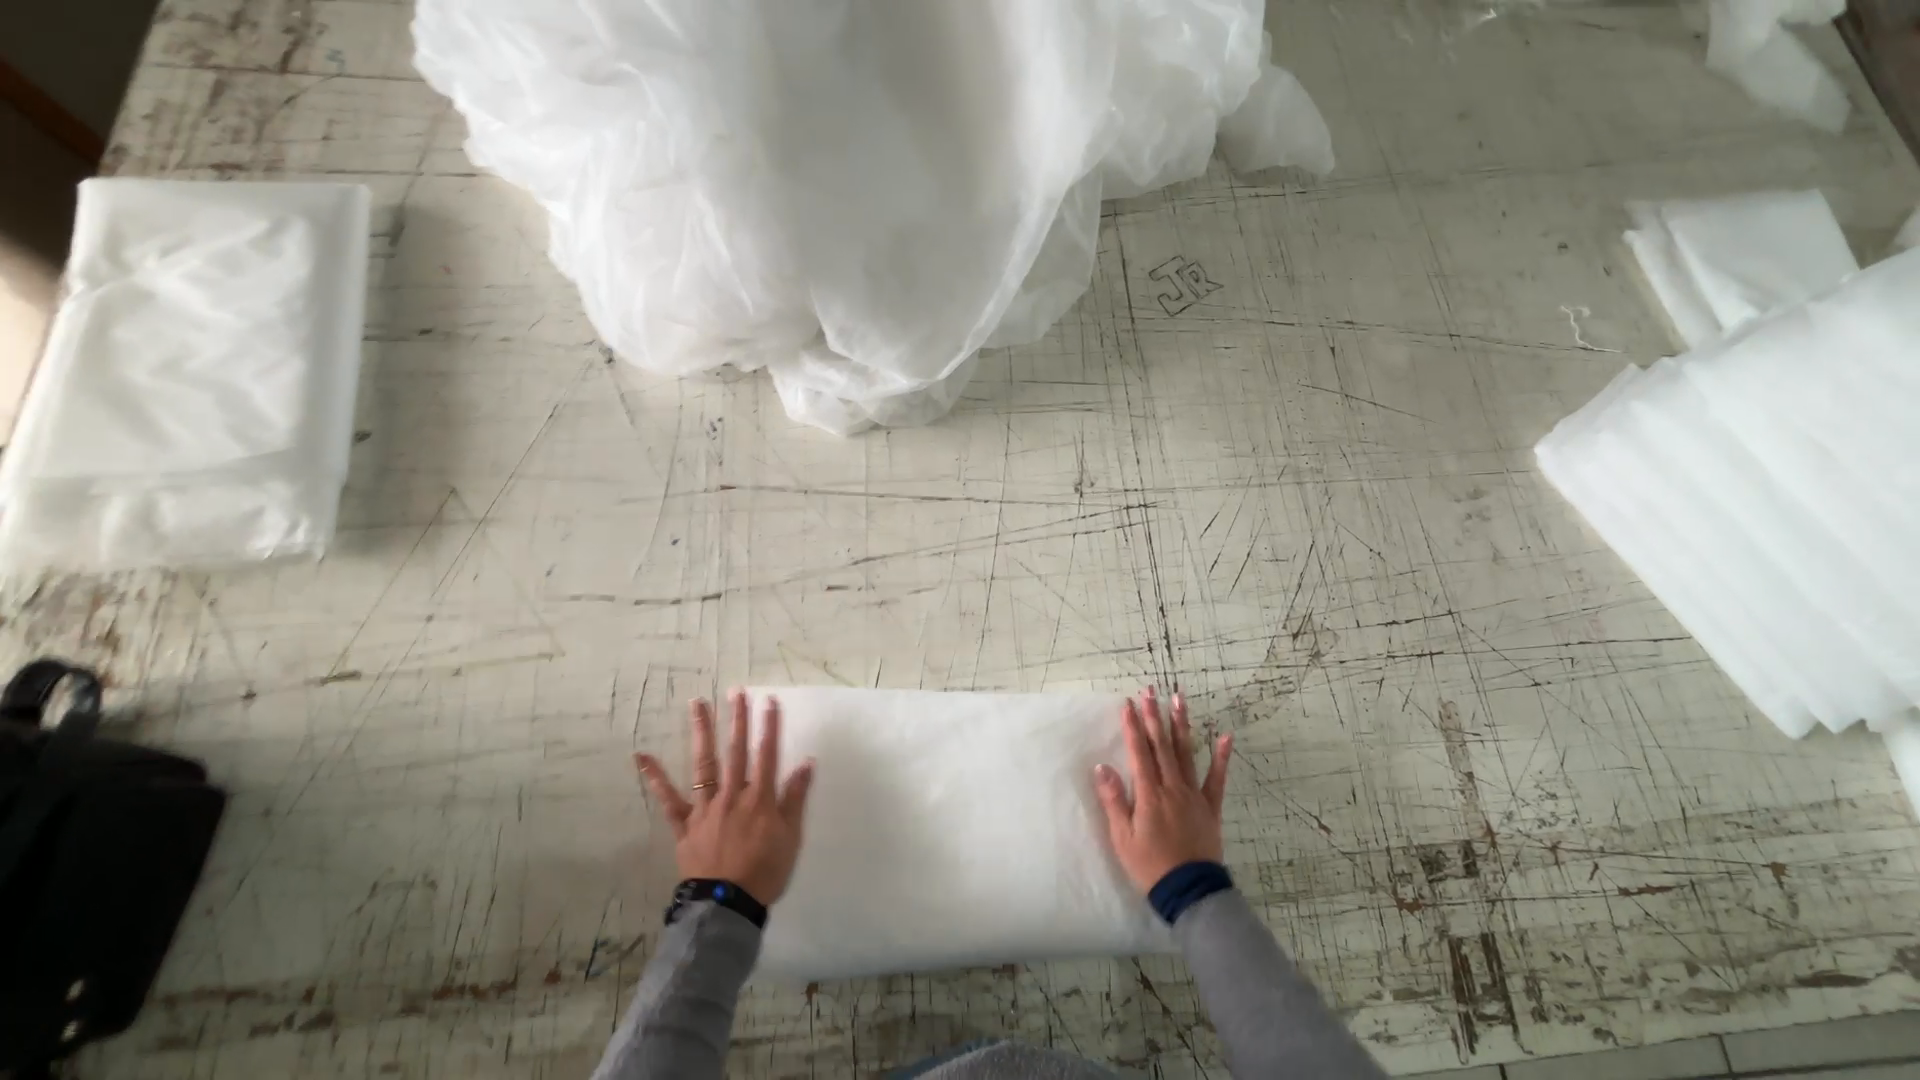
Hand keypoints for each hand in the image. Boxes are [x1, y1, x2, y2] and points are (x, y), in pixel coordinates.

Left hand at [634, 690, 815, 904]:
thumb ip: (795, 798)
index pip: (767, 755)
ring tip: (697, 704)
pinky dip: (655, 778)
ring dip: (701, 732)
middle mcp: (733, 796)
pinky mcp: (685, 826)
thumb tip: (806, 763)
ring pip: (704, 765)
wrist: (727, 906)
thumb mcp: (791, 837)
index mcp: (760, 799)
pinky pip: (668, 800)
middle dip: (737, 719)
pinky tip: (642, 756)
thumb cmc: (765, 872)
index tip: (769, 700)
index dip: (769, 727)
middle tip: (735, 691)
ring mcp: (706, 809)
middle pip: (736, 752)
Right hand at [1093, 687, 1232, 894]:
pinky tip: (1225, 736)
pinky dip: (1221, 757)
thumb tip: (1102, 767)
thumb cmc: (1149, 865)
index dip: (1133, 726)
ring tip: (1179, 699)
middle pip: (1162, 745)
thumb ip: (1114, 801)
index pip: (1139, 752)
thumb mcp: (1122, 837)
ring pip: (1186, 753)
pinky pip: (1218, 778)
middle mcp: (1172, 787)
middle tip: (1150, 691)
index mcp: (1149, 793)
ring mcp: (1194, 795)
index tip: (1128, 703)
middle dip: (1154, 716)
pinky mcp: (1211, 806)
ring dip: (1181, 724)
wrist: (1190, 891)